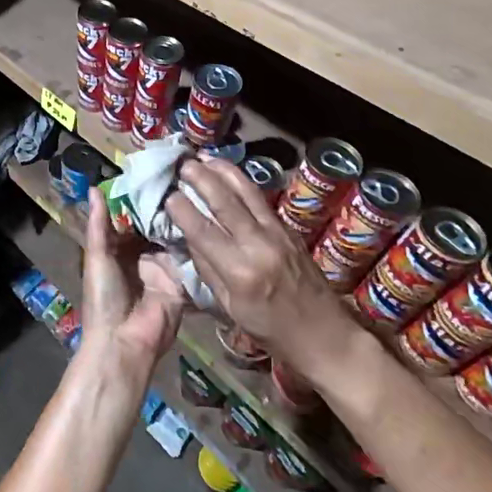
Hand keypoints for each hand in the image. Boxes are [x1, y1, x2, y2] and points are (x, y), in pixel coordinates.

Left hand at [80, 186, 187, 381]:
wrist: (125, 340)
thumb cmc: (105, 296)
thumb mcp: (98, 256)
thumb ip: (99, 224)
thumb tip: (94, 188)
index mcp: (119, 248)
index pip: (133, 217)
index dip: (143, 198)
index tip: (159, 171)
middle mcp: (142, 255)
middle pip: (156, 226)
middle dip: (168, 207)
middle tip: (186, 175)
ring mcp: (164, 267)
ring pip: (175, 238)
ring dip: (184, 220)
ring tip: (200, 191)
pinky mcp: (182, 280)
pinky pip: (190, 257)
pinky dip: (197, 241)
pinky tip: (210, 218)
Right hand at [163, 157, 368, 386]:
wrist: (324, 335)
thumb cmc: (269, 330)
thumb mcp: (229, 306)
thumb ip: (207, 268)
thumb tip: (188, 237)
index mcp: (239, 272)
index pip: (202, 231)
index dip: (182, 209)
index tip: (166, 194)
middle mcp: (258, 246)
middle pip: (225, 203)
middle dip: (201, 179)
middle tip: (182, 164)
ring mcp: (277, 234)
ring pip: (246, 194)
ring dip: (223, 172)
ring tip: (204, 157)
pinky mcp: (289, 230)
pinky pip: (260, 200)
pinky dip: (242, 183)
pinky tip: (229, 173)